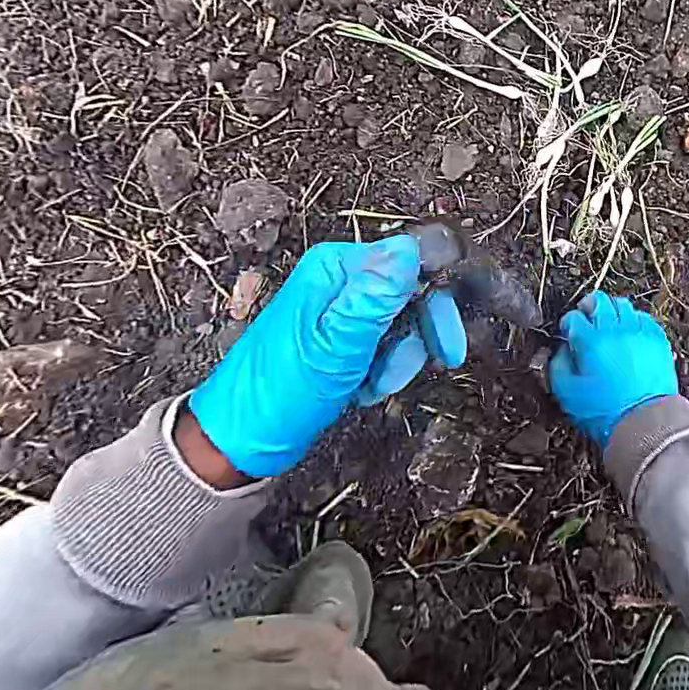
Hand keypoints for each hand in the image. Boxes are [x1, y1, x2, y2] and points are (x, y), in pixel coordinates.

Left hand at [189, 235, 466, 476]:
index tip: (445, 337)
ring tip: (373, 383)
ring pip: (404, 322)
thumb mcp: (336, 344)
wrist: (242, 441)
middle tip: (413, 368)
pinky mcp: (345, 333)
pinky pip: (387, 342)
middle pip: (412, 292)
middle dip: (417, 336)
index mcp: (336, 267)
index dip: (435, 298)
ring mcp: (344, 307)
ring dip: (398, 359)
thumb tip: (410, 248)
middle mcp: (342, 279)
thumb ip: (375, 296)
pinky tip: (364, 387)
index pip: (411, 260)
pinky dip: (384, 368)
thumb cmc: (279, 393)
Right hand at [548, 292, 677, 444]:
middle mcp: (615, 330)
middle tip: (586, 317)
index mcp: (590, 341)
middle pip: (599, 300)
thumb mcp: (568, 393)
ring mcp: (638, 331)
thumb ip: (558, 366)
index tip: (569, 331)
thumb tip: (560, 351)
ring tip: (608, 323)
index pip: (574, 317)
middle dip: (588, 306)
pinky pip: (643, 317)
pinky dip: (633, 320)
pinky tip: (629, 332)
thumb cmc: (606, 412)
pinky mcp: (657, 338)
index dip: (568, 323)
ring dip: (611, 311)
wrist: (646, 422)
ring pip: (622, 304)